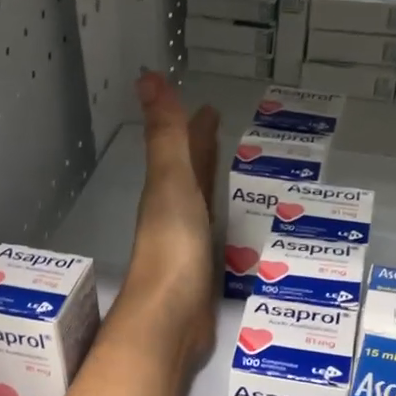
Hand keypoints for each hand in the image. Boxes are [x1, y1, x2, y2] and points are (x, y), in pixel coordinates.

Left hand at [114, 71, 219, 372]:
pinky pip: (222, 238)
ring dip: (221, 188)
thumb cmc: (171, 246)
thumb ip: (166, 134)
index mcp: (168, 190)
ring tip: (247, 175)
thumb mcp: (171, 182)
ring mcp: (191, 246)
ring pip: (208, 206)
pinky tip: (246, 229)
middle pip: (194, 176)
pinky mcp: (208, 274)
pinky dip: (232, 225)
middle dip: (206, 153)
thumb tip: (148, 77)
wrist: (170, 318)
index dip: (196, 127)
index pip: (184, 150)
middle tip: (228, 131)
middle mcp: (177, 215)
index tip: (211, 107)